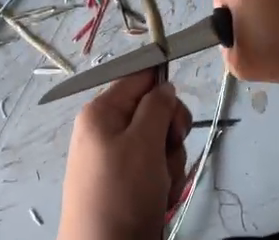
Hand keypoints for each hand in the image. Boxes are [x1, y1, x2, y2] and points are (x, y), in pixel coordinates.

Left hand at [58, 72, 191, 239]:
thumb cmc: (121, 194)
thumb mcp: (142, 143)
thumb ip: (158, 107)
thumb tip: (164, 86)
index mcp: (101, 112)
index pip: (139, 78)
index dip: (163, 90)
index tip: (177, 113)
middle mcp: (107, 131)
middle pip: (154, 113)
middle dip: (170, 135)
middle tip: (168, 152)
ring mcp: (117, 160)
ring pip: (160, 144)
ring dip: (170, 164)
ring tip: (160, 187)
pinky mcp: (128, 186)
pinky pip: (155, 170)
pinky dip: (164, 183)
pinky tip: (159, 200)